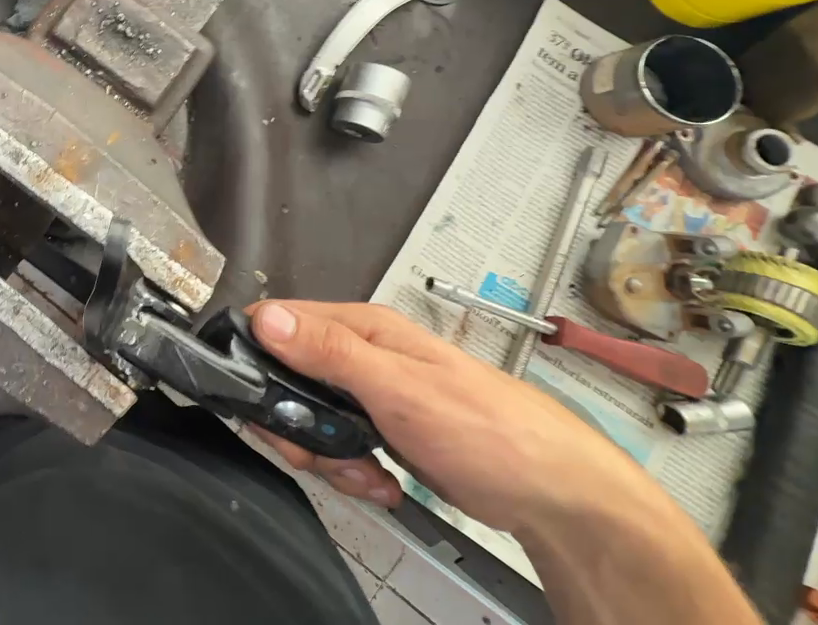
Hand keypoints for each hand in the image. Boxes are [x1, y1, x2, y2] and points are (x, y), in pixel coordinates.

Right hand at [246, 300, 659, 538]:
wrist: (561, 501)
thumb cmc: (487, 432)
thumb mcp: (399, 387)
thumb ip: (329, 351)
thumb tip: (264, 317)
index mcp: (359, 328)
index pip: (276, 324)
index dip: (256, 361)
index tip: (265, 404)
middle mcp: (359, 353)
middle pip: (286, 377)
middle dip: (294, 423)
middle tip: (319, 454)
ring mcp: (371, 393)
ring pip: (309, 416)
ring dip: (326, 454)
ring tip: (365, 473)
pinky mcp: (382, 429)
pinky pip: (339, 444)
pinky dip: (350, 469)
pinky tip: (380, 482)